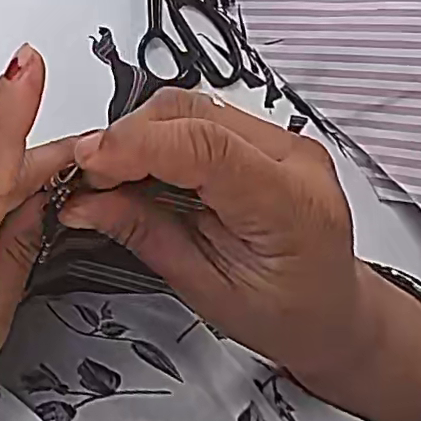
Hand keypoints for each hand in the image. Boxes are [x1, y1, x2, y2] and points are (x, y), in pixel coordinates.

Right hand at [60, 88, 420, 420]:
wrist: (334, 310)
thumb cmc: (290, 314)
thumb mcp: (207, 289)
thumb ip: (145, 234)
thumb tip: (86, 201)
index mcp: (291, 206)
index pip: (206, 147)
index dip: (136, 145)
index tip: (88, 162)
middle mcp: (292, 159)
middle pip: (191, 112)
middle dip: (127, 138)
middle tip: (91, 177)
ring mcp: (279, 140)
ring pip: (188, 105)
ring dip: (138, 135)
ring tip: (114, 178)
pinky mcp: (261, 135)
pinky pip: (195, 116)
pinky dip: (156, 137)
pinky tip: (143, 169)